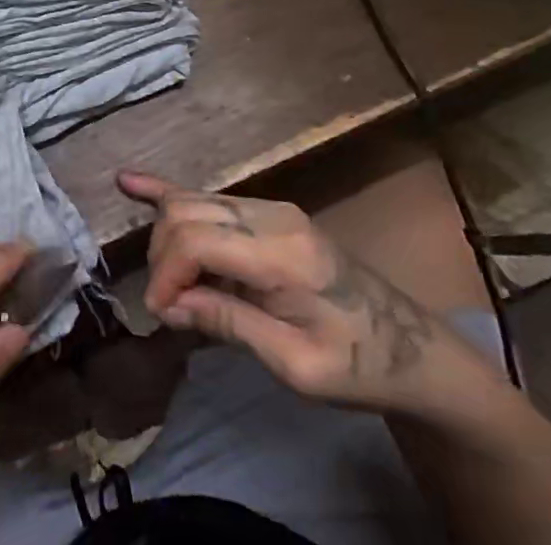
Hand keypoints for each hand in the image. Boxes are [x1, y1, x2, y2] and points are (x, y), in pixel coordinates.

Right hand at [117, 172, 502, 417]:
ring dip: (164, 237)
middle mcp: (274, 218)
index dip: (165, 276)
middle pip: (184, 215)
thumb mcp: (298, 366)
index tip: (161, 315)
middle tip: (169, 305)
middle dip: (161, 257)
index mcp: (285, 255)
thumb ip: (229, 324)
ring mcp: (271, 210)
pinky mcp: (267, 214)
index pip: (195, 243)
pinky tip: (129, 182)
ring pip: (188, 202)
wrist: (421, 354)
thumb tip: (168, 305)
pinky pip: (206, 196)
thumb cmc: (363, 367)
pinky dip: (164, 192)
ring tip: (166, 279)